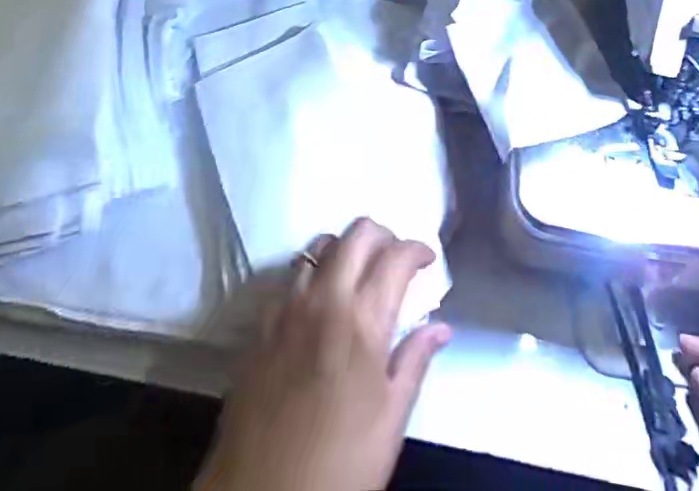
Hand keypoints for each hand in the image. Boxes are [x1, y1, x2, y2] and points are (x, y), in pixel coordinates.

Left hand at [196, 218, 452, 490]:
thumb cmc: (339, 463)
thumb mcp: (391, 418)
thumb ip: (415, 360)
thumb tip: (440, 328)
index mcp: (363, 319)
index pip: (396, 255)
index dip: (418, 248)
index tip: (427, 261)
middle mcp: (323, 301)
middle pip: (356, 235)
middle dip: (383, 236)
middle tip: (396, 261)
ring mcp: (284, 312)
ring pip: (317, 248)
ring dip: (344, 250)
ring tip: (358, 276)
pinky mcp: (258, 331)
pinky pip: (288, 279)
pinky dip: (311, 275)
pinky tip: (319, 304)